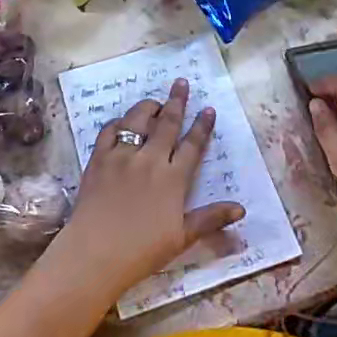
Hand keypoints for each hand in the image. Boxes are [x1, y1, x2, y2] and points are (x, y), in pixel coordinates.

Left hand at [49, 78, 244, 297]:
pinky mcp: (98, 159)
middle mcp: (150, 160)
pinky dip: (118, 122)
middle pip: (166, 124)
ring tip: (155, 101)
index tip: (208, 109)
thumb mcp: (182, 237)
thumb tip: (241, 208)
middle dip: (177, 102)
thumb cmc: (142, 251)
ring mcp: (122, 156)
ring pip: (138, 121)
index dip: (202, 126)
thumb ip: (210, 218)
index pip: (192, 145)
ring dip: (148, 107)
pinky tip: (123, 121)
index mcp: (173, 178)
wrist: (95, 253)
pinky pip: (109, 131)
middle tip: (181, 83)